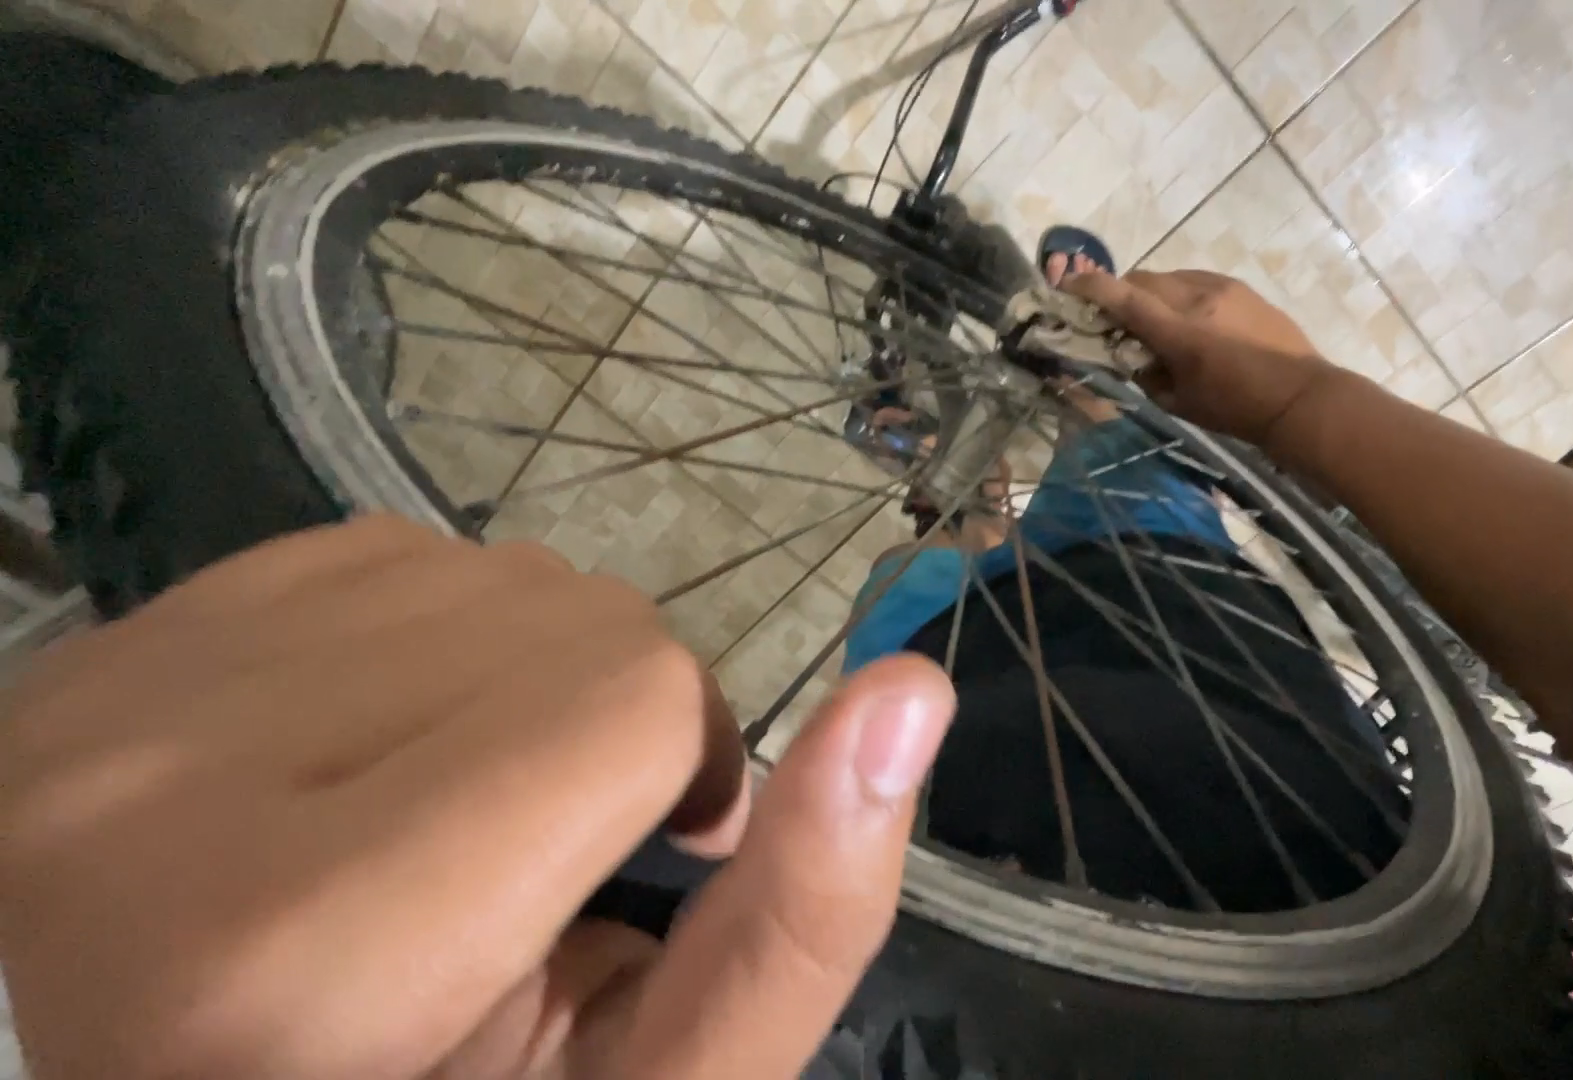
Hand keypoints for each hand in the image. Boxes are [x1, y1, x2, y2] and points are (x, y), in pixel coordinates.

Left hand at [0, 516, 955, 1078]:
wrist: (159, 1078)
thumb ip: (802, 915)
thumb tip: (910, 692)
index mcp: (304, 948)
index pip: (634, 695)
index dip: (693, 770)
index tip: (656, 859)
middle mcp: (166, 775)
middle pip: (576, 619)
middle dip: (624, 728)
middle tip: (561, 849)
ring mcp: (127, 681)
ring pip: (500, 575)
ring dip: (544, 683)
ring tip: (481, 805)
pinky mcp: (134, 626)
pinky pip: (403, 556)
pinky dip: (454, 643)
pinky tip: (399, 749)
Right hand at [1064, 269, 1336, 444]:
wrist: (1299, 397)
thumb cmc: (1235, 410)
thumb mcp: (1179, 403)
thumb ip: (1146, 375)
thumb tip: (1130, 356)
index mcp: (1180, 332)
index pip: (1124, 297)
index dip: (1091, 288)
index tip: (1067, 284)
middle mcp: (1198, 299)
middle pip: (1142, 279)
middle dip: (1119, 291)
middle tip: (1109, 315)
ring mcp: (1221, 287)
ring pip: (1168, 276)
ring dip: (1148, 292)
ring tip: (1147, 318)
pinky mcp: (1239, 287)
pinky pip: (1193, 279)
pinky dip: (1175, 292)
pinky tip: (1181, 316)